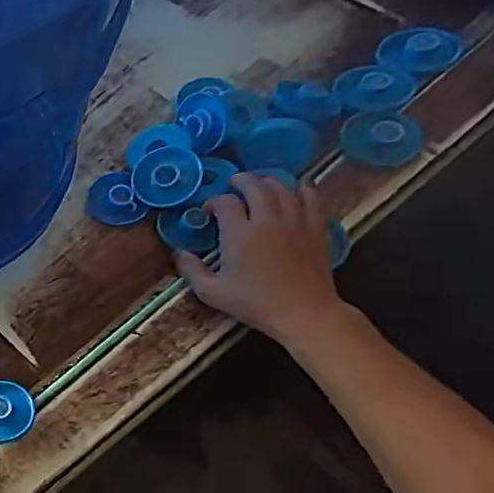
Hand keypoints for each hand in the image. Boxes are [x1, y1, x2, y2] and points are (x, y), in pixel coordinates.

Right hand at [173, 173, 353, 343]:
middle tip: (233, 184)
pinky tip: (295, 191)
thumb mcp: (212, 293)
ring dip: (267, 181)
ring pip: (282, 186)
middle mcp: (267, 219)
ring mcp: (295, 221)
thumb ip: (191, 270)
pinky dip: (300, 188)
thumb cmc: (254, 304)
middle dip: (241, 180)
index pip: (225, 202)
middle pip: (255, 185)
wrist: (302, 312)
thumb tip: (178, 253)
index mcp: (240, 234)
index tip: (208, 211)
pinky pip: (310, 196)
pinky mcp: (315, 227)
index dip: (213, 201)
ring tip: (259, 184)